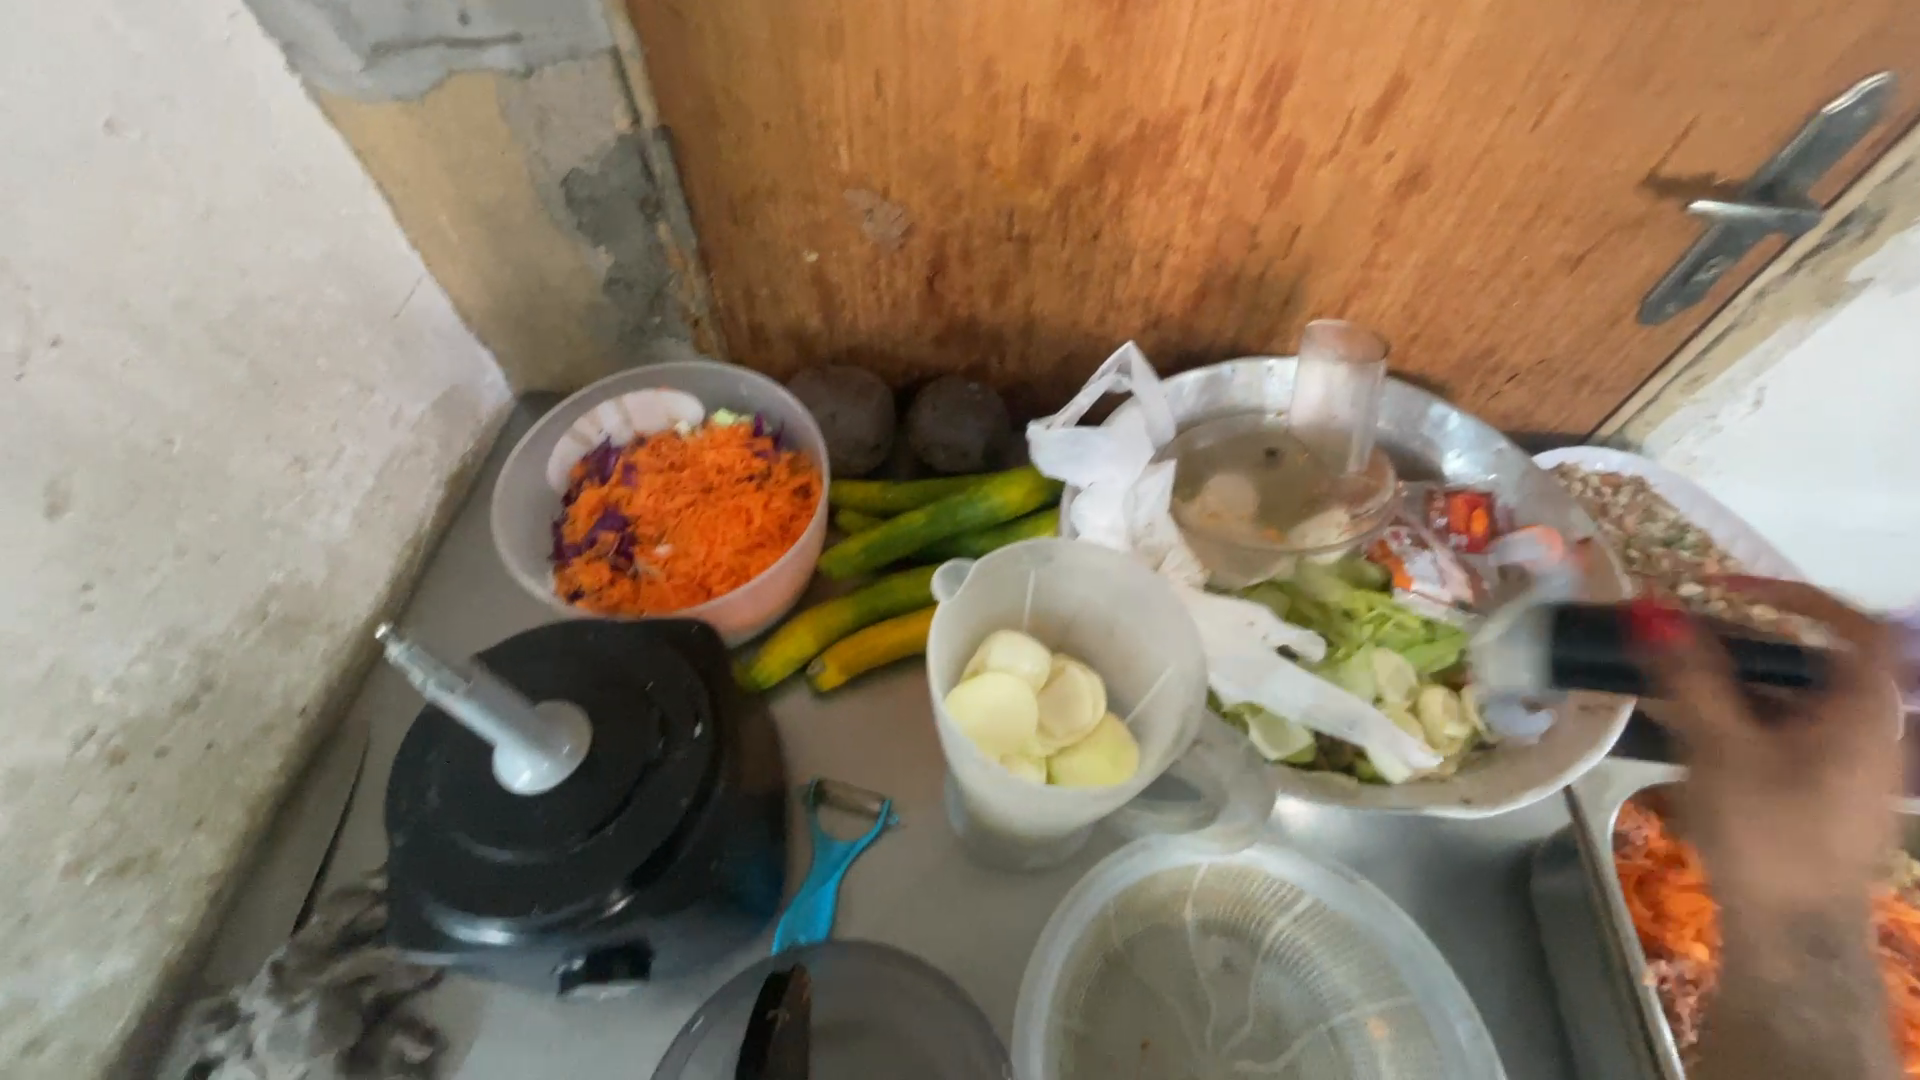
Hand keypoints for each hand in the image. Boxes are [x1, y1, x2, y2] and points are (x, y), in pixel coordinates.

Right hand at [1636, 578, 1902, 916]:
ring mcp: (1845, 756)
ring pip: (1784, 693)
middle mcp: (1867, 726)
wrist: (1791, 918)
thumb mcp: (1721, 743)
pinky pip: (1776, 723)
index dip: (1789, 595)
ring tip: (1660, 678)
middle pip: (1805, 659)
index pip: (1851, 625)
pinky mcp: (1816, 779)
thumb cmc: (1766, 825)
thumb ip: (1688, 675)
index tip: (1721, 587)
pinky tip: (1681, 721)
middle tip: (1670, 636)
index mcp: (1865, 711)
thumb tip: (1653, 612)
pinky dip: (1731, 709)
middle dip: (1733, 639)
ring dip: (1723, 676)